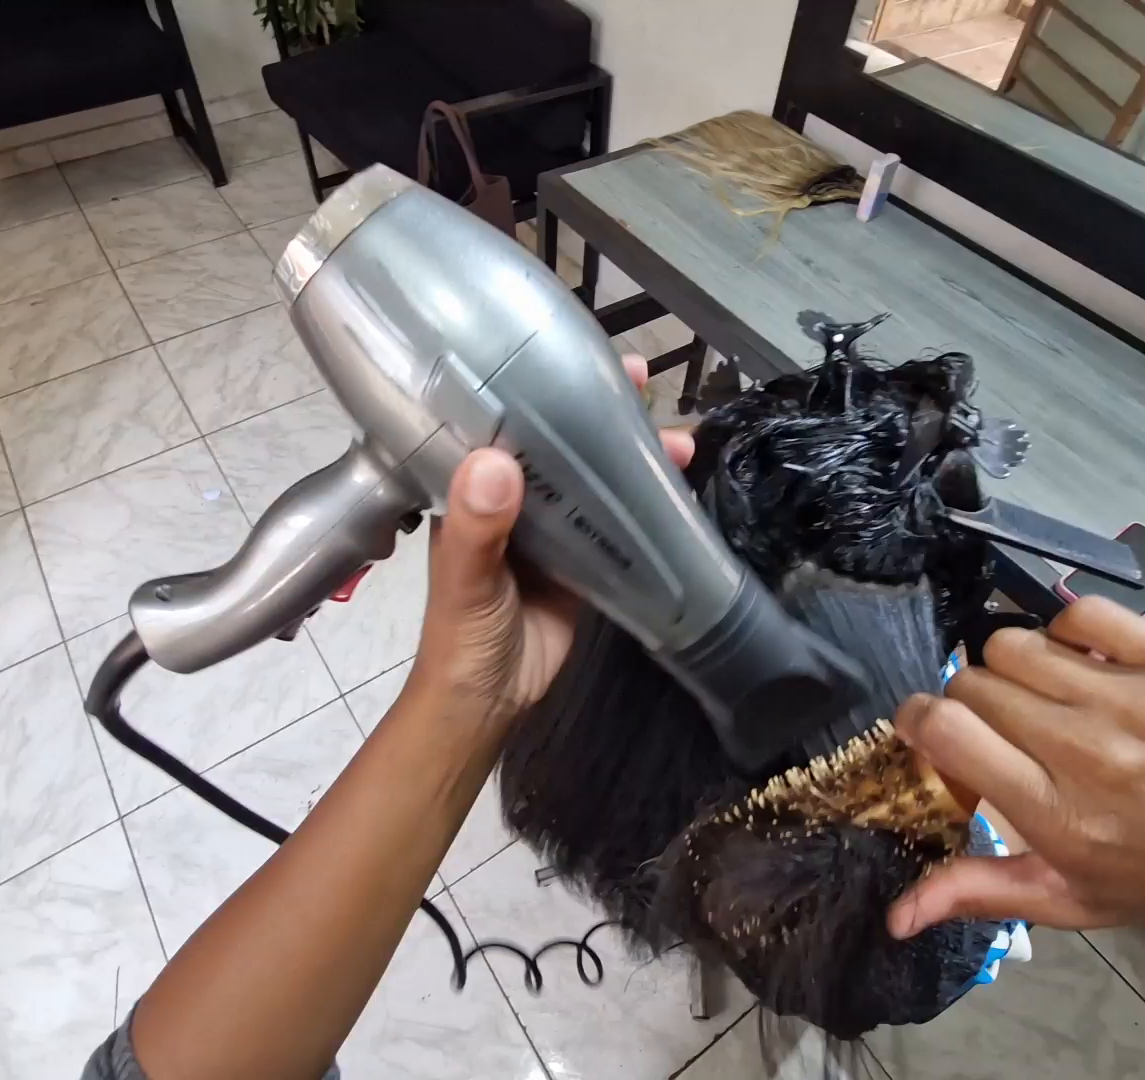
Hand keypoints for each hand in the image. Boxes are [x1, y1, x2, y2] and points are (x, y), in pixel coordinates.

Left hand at [406, 354, 695, 724]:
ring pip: (596, 479)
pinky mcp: (585, 561)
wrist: (491, 698)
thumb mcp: (464, 578)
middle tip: (644, 381)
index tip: (579, 358)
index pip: (509, 423)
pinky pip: (617, 522)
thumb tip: (497, 462)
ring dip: (635, 456)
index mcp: (475, 489)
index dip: (543, 388)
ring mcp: (553, 530)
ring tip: (681, 438)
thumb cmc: (463, 634)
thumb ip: (474, 527)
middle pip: (562, 444)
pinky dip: (646, 503)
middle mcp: (515, 500)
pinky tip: (678, 485)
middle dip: (603, 413)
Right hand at [886, 597, 1144, 940]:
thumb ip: (977, 893)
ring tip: (1048, 693)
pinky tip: (1092, 665)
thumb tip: (895, 916)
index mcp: (1059, 814)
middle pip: (972, 681)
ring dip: (1014, 666)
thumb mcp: (1071, 899)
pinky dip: (1070, 633)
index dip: (915, 716)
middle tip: (1006, 725)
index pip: (944, 729)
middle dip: (971, 700)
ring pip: (1013, 643)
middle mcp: (1093, 752)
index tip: (924, 726)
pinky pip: (1080, 614)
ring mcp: (1144, 701)